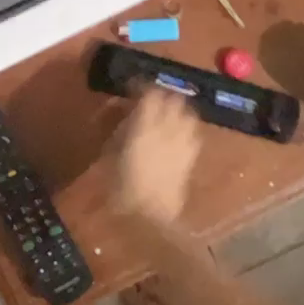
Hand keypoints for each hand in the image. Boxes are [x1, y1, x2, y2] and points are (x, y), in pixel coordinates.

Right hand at [114, 89, 202, 226]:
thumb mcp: (111, 157)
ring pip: (187, 114)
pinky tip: (177, 134)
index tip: (132, 86)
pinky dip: (185, 127)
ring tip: (167, 114)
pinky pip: (192, 133)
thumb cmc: (122, 189)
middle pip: (173, 99)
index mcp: (145, 126)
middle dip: (163, 95)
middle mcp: (168, 129)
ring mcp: (183, 142)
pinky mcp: (191, 158)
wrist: (150, 218)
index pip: (149, 93)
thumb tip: (125, 118)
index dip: (141, 86)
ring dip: (178, 109)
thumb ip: (120, 132)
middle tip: (150, 98)